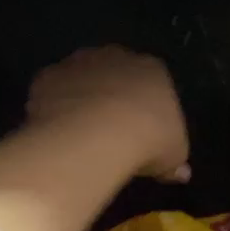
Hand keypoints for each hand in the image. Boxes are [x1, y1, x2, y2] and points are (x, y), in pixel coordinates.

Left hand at [27, 47, 189, 183]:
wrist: (95, 135)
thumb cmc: (148, 138)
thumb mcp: (174, 155)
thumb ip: (175, 160)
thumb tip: (181, 173)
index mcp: (153, 69)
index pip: (151, 78)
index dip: (145, 101)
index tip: (142, 124)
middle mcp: (116, 57)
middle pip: (114, 71)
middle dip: (112, 91)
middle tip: (110, 124)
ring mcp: (79, 63)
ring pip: (81, 76)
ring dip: (81, 95)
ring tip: (80, 128)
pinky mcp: (48, 76)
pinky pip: (52, 89)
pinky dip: (52, 103)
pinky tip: (56, 127)